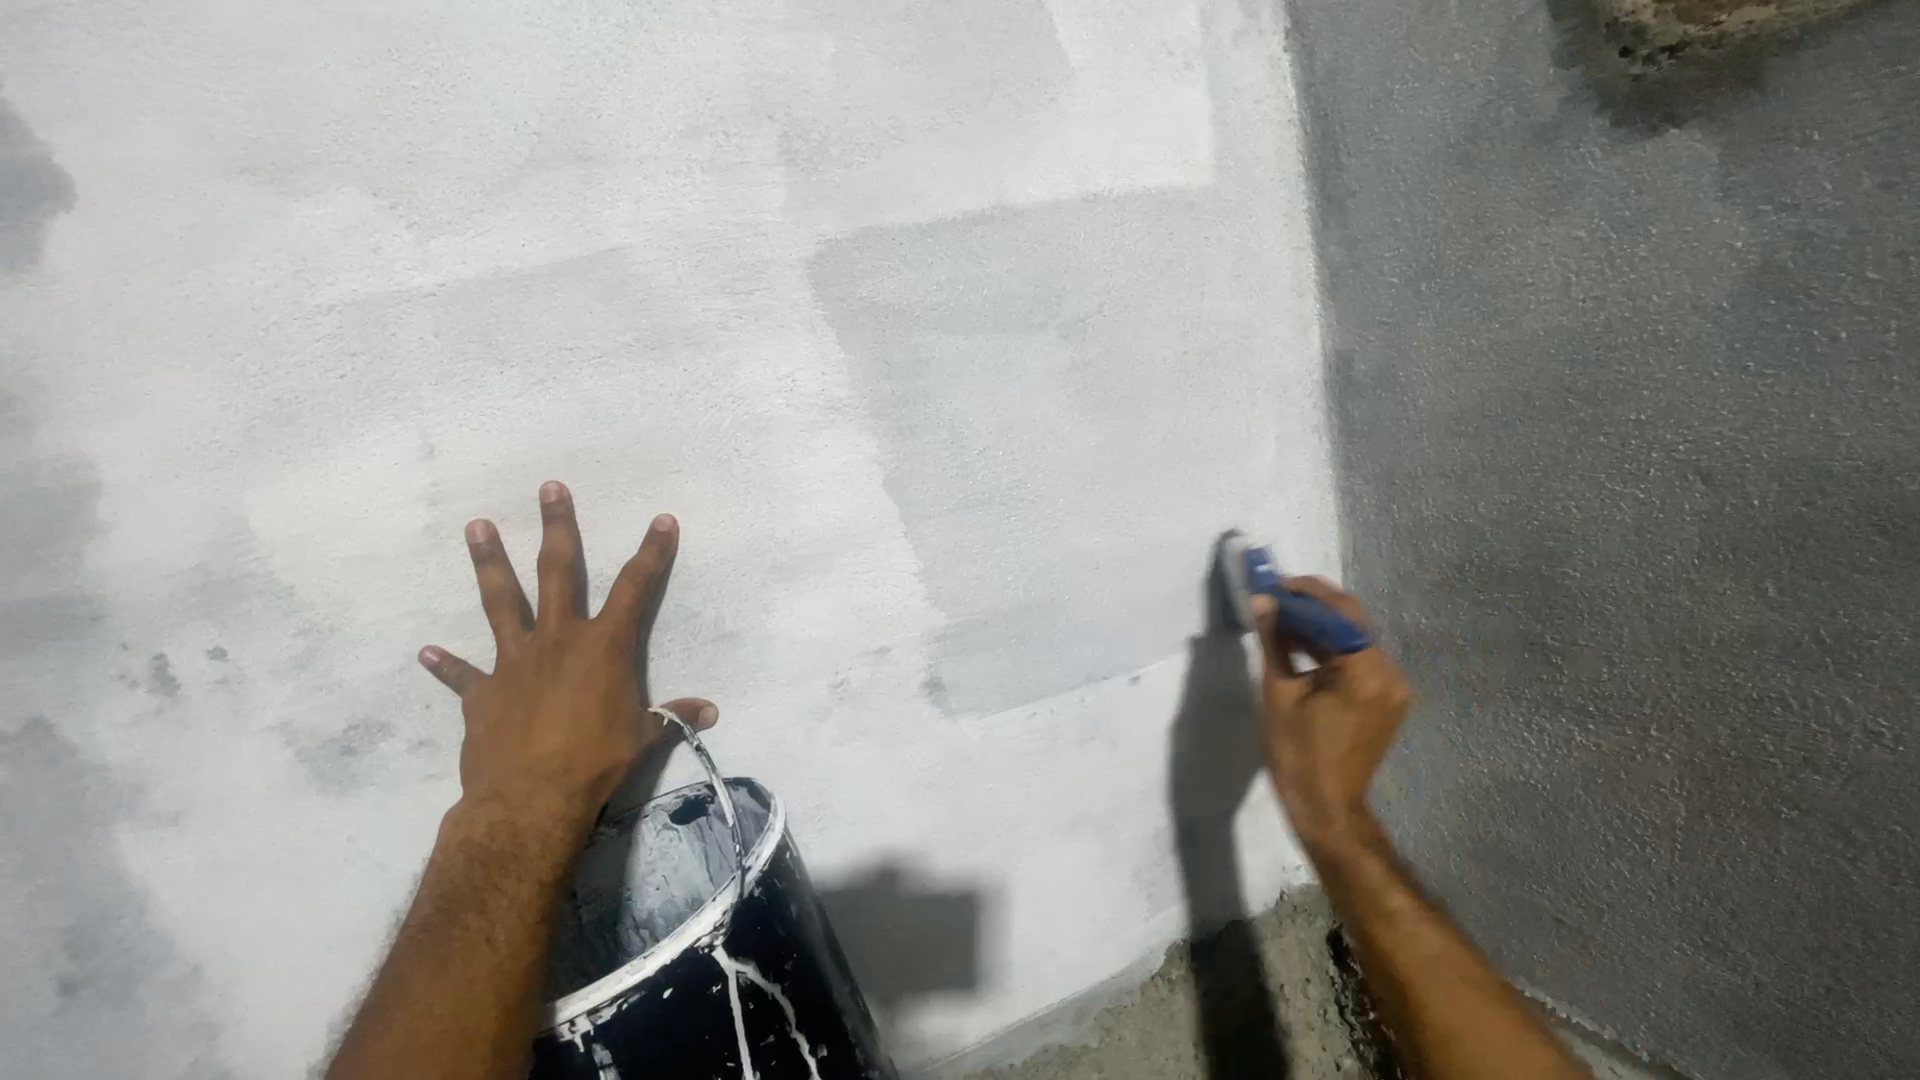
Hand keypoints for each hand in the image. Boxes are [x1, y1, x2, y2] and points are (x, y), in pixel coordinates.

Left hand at [418, 481, 715, 837]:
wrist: (530, 798)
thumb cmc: (597, 761)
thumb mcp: (645, 738)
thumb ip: (672, 717)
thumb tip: (709, 713)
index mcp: (604, 646)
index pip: (635, 588)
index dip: (652, 553)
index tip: (662, 520)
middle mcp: (559, 640)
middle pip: (559, 572)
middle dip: (558, 528)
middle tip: (549, 488)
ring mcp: (515, 662)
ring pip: (502, 602)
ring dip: (490, 563)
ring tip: (477, 525)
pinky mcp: (483, 693)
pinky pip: (462, 674)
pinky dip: (446, 664)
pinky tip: (426, 651)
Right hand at [1252, 576, 1410, 846]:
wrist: (1326, 806)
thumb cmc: (1297, 753)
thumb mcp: (1278, 693)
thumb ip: (1275, 642)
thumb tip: (1264, 601)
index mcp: (1365, 674)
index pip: (1339, 613)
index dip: (1305, 593)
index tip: (1274, 584)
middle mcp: (1389, 674)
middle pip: (1352, 621)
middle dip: (1313, 605)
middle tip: (1276, 597)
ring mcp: (1392, 688)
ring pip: (1355, 638)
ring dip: (1320, 625)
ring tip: (1281, 619)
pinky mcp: (1386, 699)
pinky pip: (1359, 659)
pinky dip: (1331, 647)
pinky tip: (1300, 644)